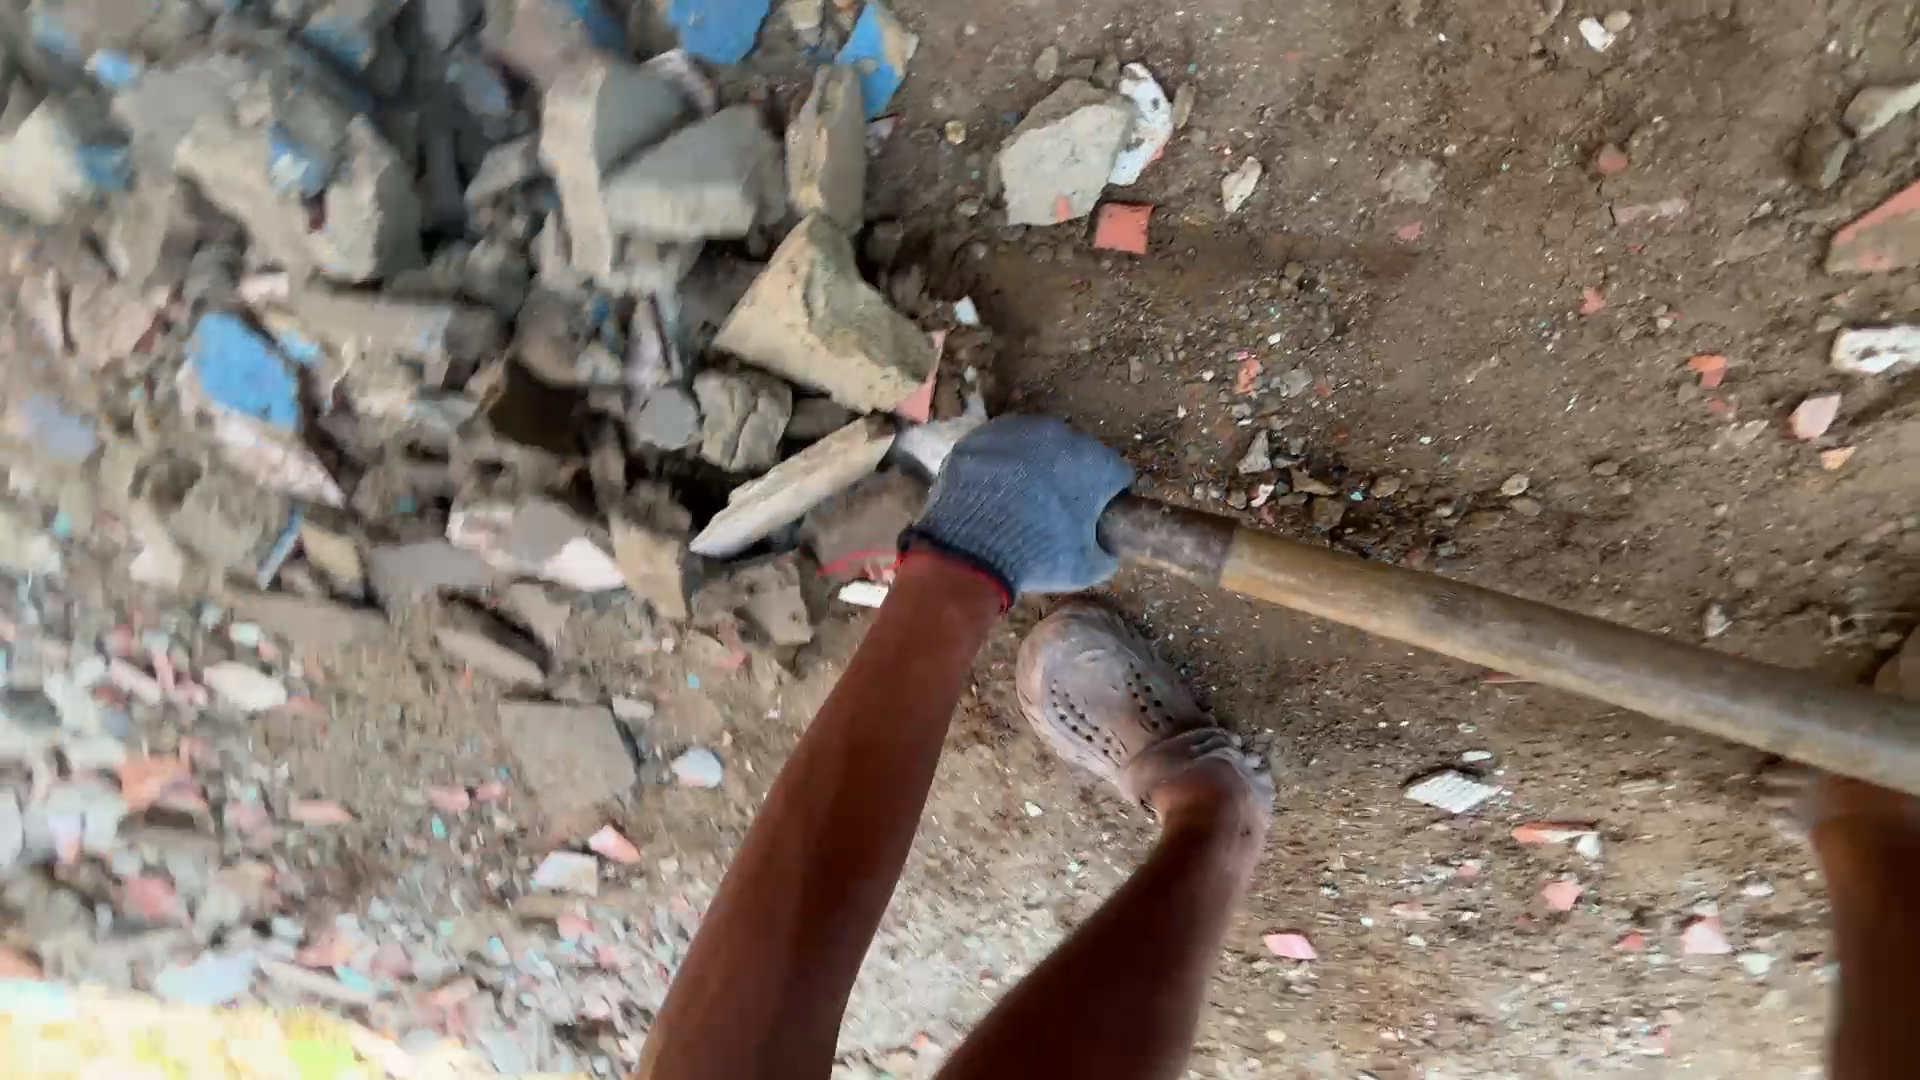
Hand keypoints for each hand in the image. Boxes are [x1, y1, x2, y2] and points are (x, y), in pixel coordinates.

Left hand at [902, 415, 1132, 596]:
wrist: (969, 549)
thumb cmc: (1037, 557)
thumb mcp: (1086, 570)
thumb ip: (1106, 553)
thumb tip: (1106, 546)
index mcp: (1097, 464)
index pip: (1117, 476)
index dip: (1108, 498)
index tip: (1094, 517)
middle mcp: (1064, 435)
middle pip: (1077, 456)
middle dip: (1070, 478)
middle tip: (1052, 512)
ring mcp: (1020, 430)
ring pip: (1037, 446)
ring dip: (1034, 466)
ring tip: (1017, 501)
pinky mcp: (983, 434)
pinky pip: (1000, 448)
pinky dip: (999, 463)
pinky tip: (990, 491)